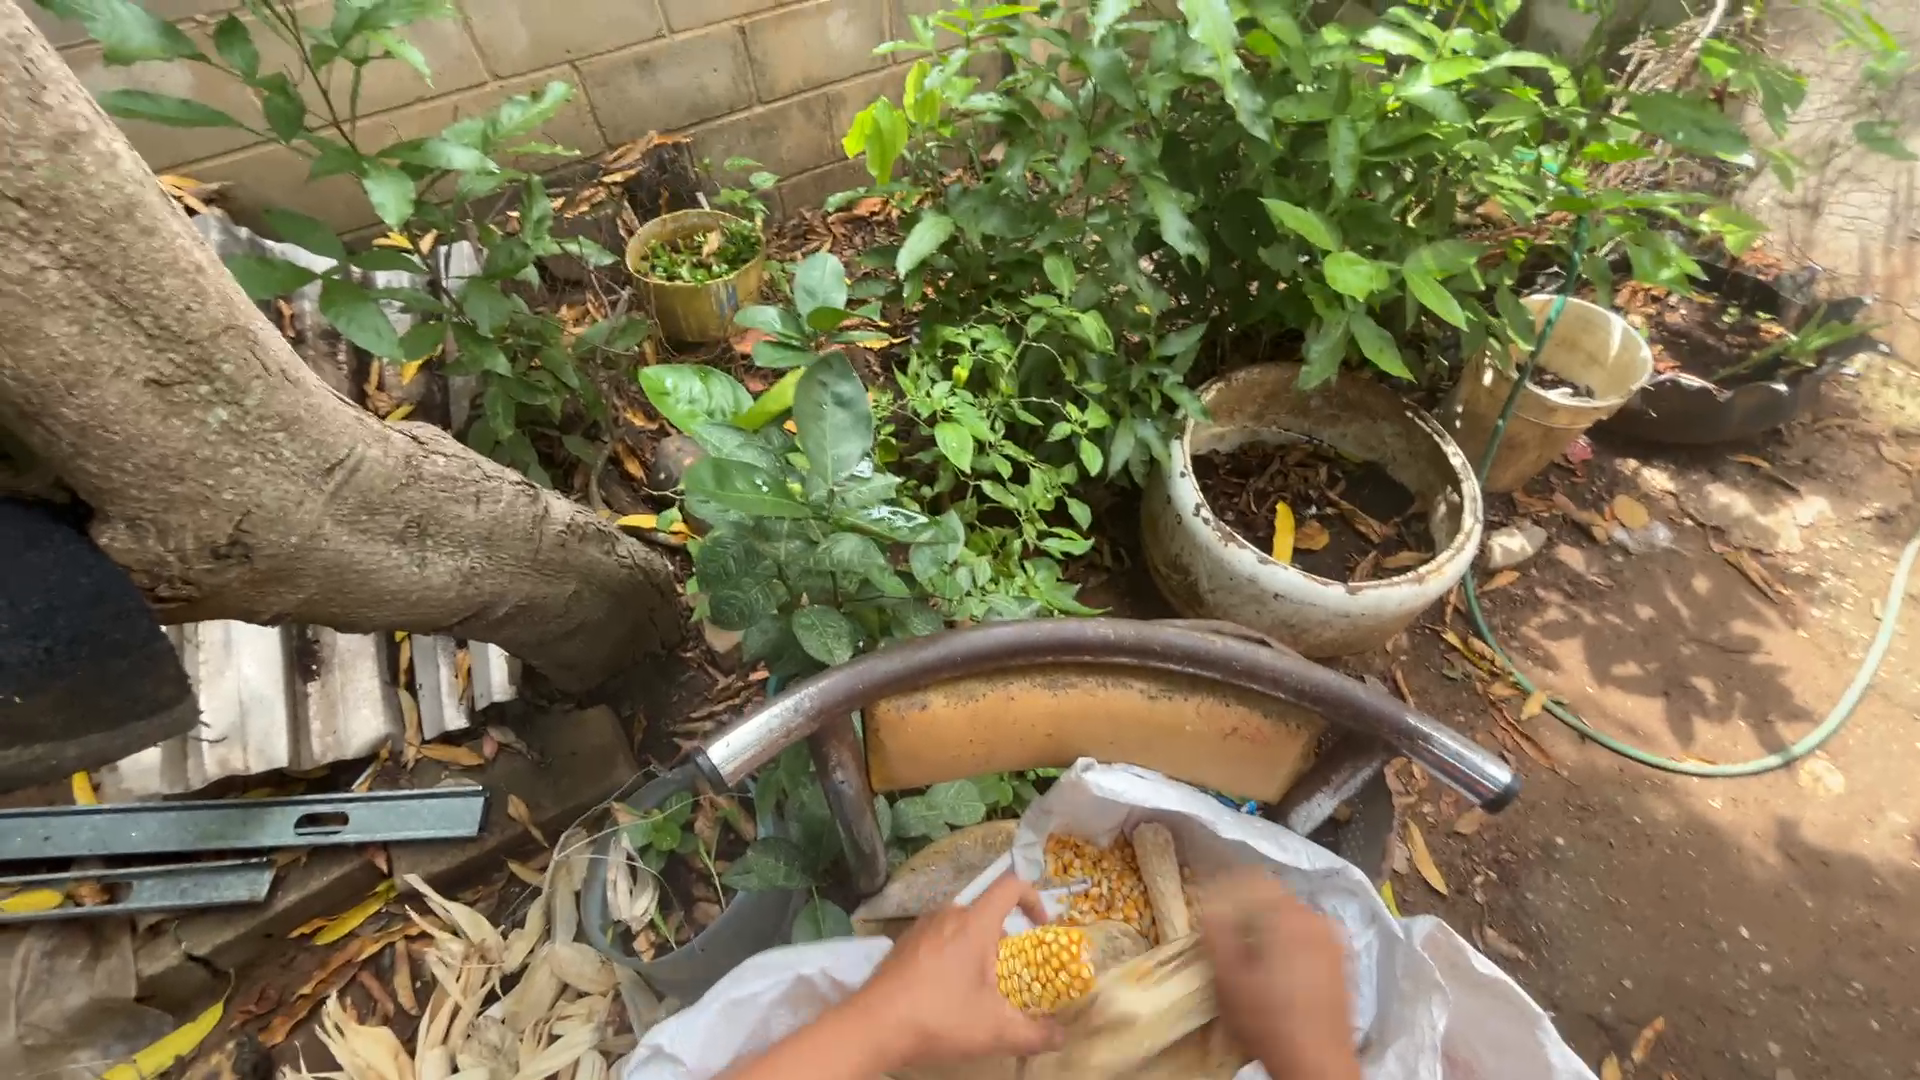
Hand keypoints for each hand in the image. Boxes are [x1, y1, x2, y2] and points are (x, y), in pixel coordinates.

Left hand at [844, 873, 1065, 1070]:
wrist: (874, 1025)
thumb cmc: (940, 1017)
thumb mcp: (995, 1031)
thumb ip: (1035, 1033)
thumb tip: (1063, 1036)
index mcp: (975, 922)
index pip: (1010, 885)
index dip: (1033, 897)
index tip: (1042, 925)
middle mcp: (949, 913)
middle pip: (986, 912)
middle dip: (1003, 939)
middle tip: (1009, 975)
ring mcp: (923, 925)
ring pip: (961, 926)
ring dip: (977, 949)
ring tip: (978, 988)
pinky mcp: (904, 941)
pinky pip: (939, 937)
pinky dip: (952, 954)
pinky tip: (946, 990)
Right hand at [1200, 869, 1360, 1079]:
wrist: (1319, 1069)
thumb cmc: (1267, 1020)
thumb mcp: (1227, 975)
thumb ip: (1214, 929)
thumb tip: (1208, 902)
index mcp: (1287, 913)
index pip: (1250, 877)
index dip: (1225, 884)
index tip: (1208, 902)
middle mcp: (1314, 917)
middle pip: (1270, 895)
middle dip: (1246, 905)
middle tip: (1225, 927)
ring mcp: (1333, 939)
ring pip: (1289, 915)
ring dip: (1266, 922)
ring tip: (1248, 948)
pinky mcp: (1341, 961)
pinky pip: (1306, 934)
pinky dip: (1287, 938)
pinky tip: (1274, 964)